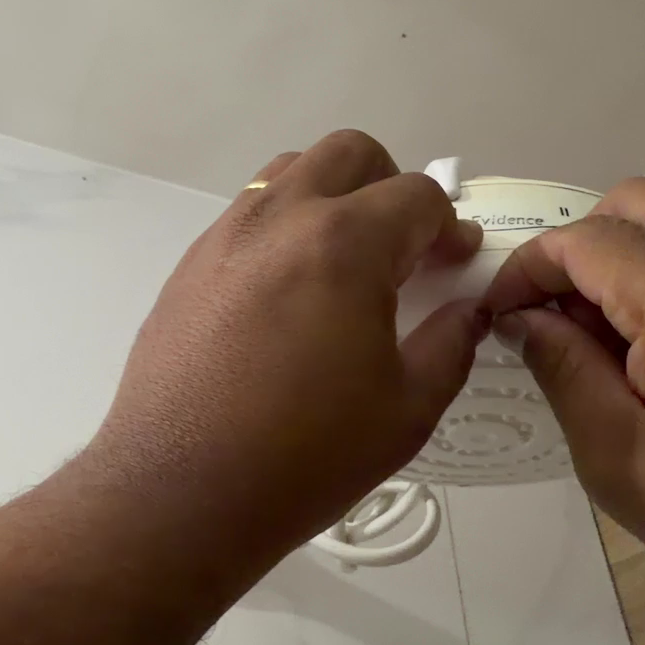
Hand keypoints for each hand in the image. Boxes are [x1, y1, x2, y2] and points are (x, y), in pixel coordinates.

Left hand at [85, 130, 484, 557]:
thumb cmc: (303, 456)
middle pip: (348, 153)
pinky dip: (282, 231)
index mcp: (342, 242)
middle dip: (389, 187)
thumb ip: (449, 344)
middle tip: (400, 249)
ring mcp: (223, 235)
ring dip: (330, 199)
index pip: (416, 195)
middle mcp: (278, 218)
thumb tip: (466, 310)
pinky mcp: (188, 265)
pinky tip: (284, 297)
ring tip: (340, 266)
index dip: (449, 226)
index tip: (453, 262)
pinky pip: (247, 216)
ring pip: (288, 174)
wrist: (178, 491)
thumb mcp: (405, 410)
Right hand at [482, 178, 644, 644]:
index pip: (584, 241)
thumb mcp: (621, 464)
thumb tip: (522, 319)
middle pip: (635, 205)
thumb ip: (561, 370)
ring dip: (630, 260)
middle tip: (555, 322)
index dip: (525, 271)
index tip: (499, 318)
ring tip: (613, 341)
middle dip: (576, 251)